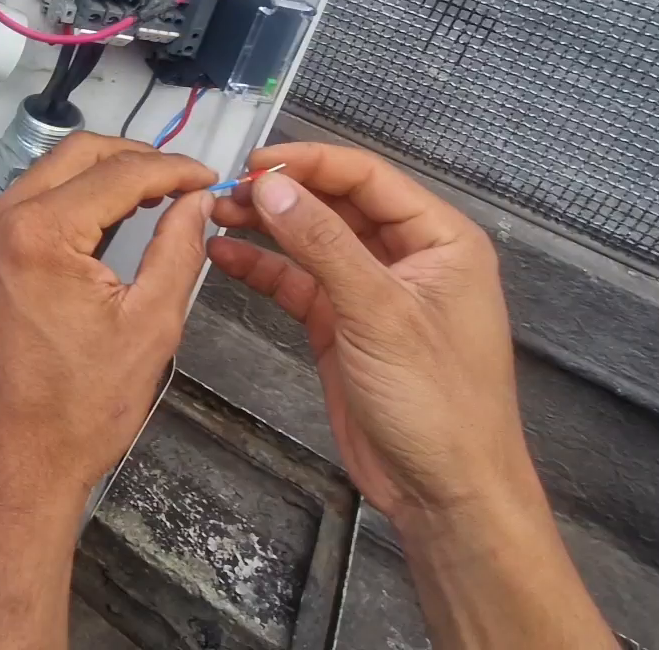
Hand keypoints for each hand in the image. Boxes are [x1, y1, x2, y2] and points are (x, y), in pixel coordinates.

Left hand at [0, 132, 217, 505]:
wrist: (17, 462)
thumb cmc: (79, 408)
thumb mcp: (150, 325)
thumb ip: (178, 249)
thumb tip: (196, 201)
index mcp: (38, 233)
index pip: (118, 172)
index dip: (172, 168)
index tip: (208, 176)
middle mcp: (1, 220)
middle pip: (79, 154)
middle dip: (137, 158)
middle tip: (184, 181)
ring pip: (55, 171)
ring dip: (107, 174)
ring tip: (159, 195)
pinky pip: (36, 200)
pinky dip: (78, 198)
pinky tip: (115, 216)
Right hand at [207, 142, 537, 532]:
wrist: (443, 495)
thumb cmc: (434, 401)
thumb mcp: (378, 313)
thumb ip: (322, 243)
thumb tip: (270, 186)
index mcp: (437, 239)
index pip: (366, 178)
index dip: (309, 163)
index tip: (253, 165)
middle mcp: (404, 255)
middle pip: (333, 204)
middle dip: (281, 195)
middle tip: (226, 193)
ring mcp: (368, 288)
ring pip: (309, 239)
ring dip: (264, 226)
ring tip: (215, 216)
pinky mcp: (339, 320)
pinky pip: (296, 280)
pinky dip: (261, 266)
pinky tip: (224, 256)